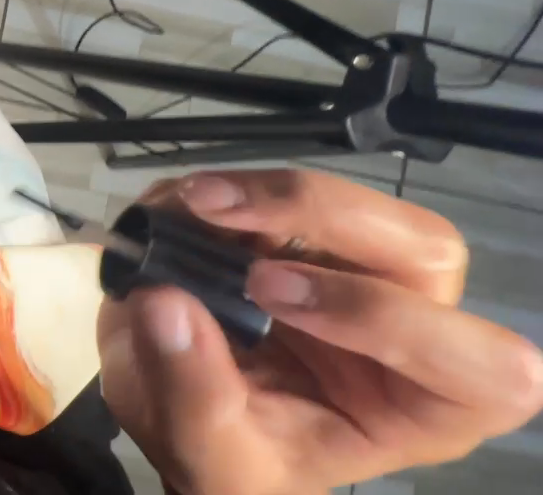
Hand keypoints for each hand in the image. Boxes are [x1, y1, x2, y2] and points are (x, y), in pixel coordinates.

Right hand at [99, 169, 542, 494]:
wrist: (170, 405)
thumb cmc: (218, 452)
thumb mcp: (204, 450)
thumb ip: (192, 390)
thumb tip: (163, 302)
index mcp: (414, 406)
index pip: (477, 366)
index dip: (384, 317)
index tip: (262, 292)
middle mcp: (401, 330)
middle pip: (419, 250)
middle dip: (320, 216)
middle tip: (218, 212)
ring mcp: (344, 275)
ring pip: (358, 206)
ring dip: (269, 191)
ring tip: (192, 200)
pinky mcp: (284, 237)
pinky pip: (274, 189)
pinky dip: (223, 188)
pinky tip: (177, 208)